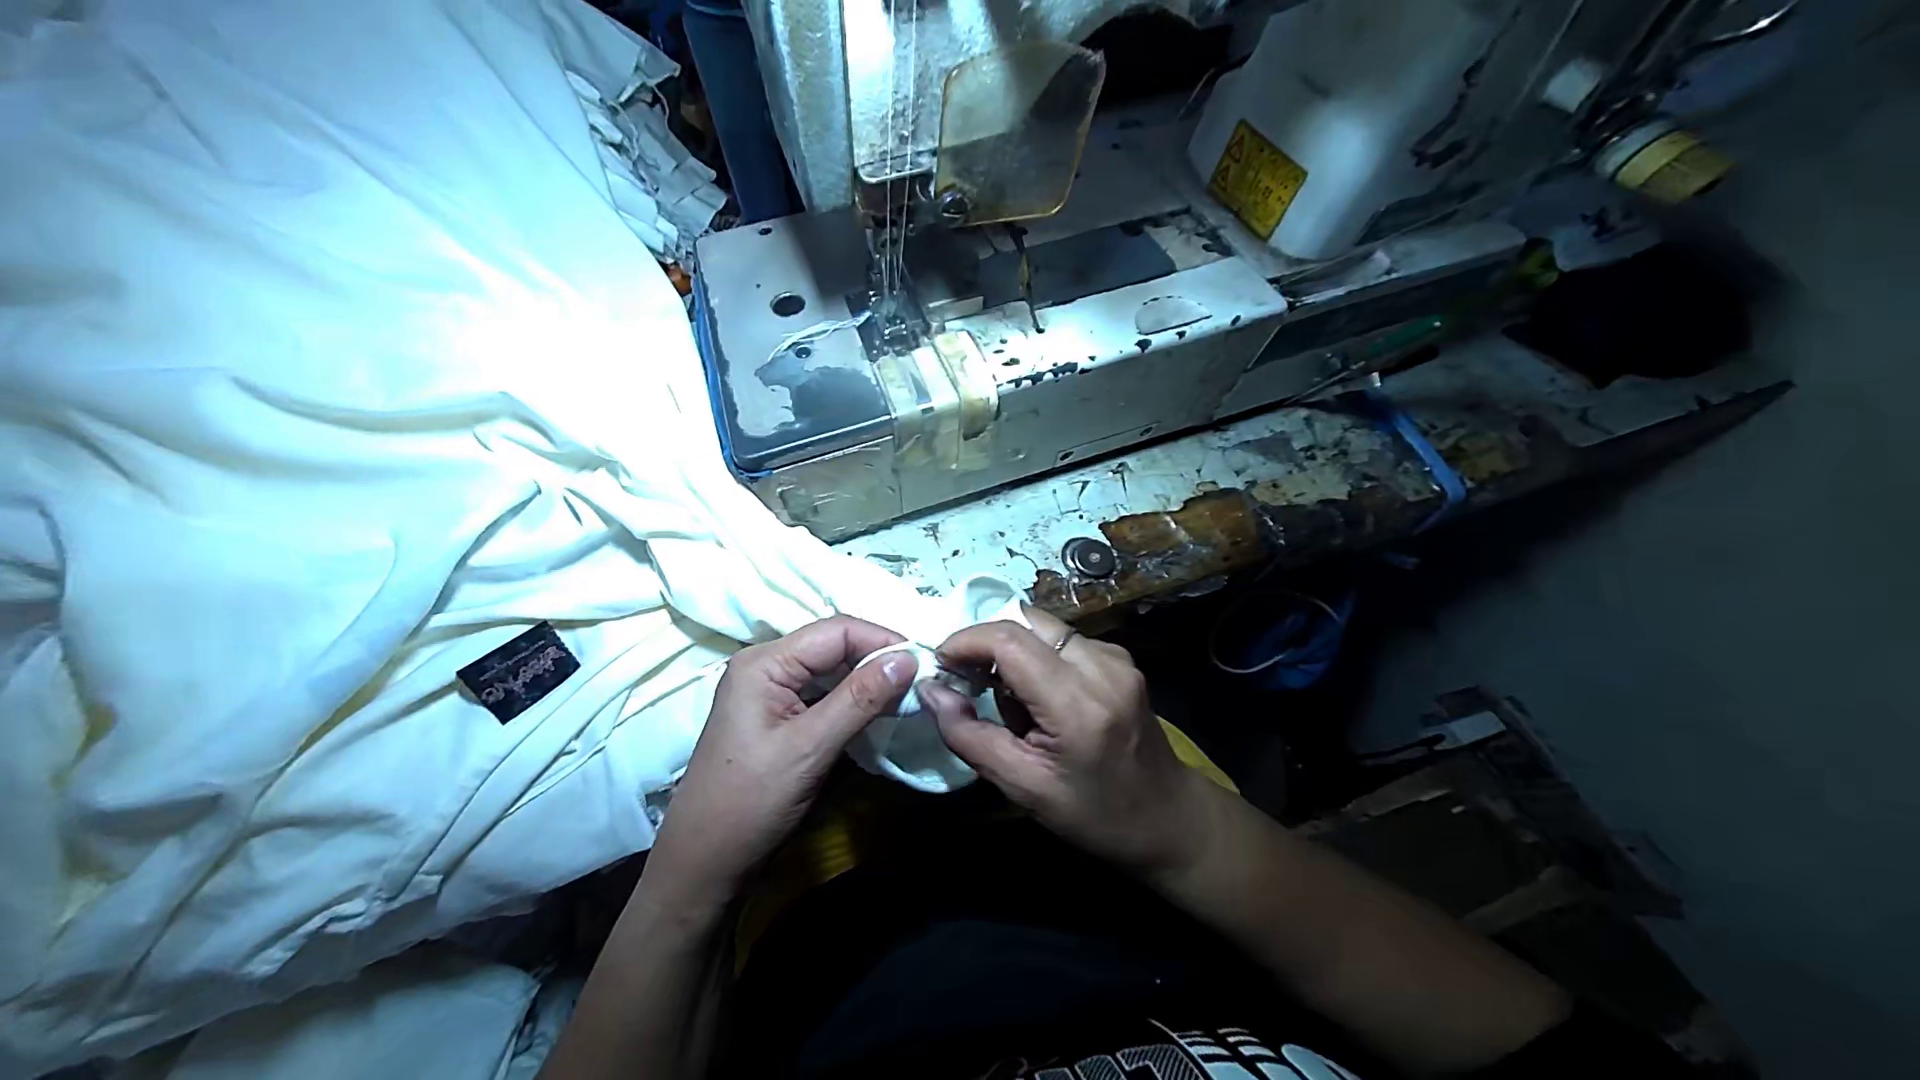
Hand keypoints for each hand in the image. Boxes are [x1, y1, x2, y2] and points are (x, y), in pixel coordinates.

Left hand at [647, 616, 915, 899]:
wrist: (704, 863)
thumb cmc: (750, 802)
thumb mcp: (811, 747)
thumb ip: (860, 698)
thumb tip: (908, 658)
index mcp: (764, 662)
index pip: (836, 630)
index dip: (882, 640)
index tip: (923, 661)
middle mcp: (766, 665)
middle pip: (834, 645)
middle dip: (878, 658)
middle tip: (920, 680)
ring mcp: (770, 690)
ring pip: (832, 668)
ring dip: (869, 679)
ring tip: (907, 695)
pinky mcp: (779, 714)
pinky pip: (824, 691)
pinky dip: (853, 698)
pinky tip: (879, 711)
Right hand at [919, 607, 1209, 875]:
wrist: (1168, 817)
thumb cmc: (1095, 814)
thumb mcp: (1023, 788)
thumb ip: (969, 736)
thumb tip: (930, 690)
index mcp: (1078, 703)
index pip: (1009, 640)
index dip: (966, 641)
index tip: (941, 663)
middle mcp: (1102, 666)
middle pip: (1026, 621)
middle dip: (986, 641)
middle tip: (966, 677)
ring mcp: (1116, 657)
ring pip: (1043, 627)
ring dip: (1011, 649)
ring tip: (1004, 695)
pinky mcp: (1119, 658)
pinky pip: (1062, 640)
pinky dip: (1036, 656)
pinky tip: (1036, 695)